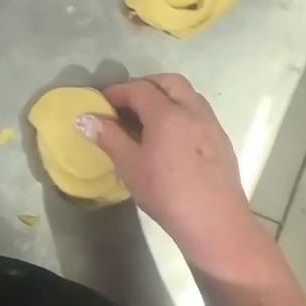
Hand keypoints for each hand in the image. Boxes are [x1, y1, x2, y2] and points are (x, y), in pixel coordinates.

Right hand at [84, 74, 271, 275]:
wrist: (215, 223)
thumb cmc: (166, 193)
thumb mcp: (129, 165)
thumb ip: (108, 136)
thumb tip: (84, 118)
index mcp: (168, 114)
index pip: (139, 89)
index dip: (116, 91)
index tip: (100, 103)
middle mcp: (193, 111)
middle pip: (168, 82)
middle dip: (144, 85)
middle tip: (125, 104)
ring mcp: (211, 125)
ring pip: (187, 95)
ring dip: (164, 96)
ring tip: (145, 118)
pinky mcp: (221, 140)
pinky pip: (197, 112)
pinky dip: (179, 111)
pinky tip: (168, 137)